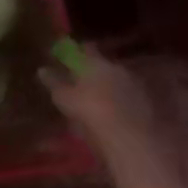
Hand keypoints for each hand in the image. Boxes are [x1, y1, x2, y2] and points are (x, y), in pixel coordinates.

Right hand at [40, 46, 159, 149]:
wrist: (130, 138)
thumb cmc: (90, 112)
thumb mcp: (65, 98)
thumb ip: (54, 82)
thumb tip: (42, 70)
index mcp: (97, 63)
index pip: (86, 49)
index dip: (76, 51)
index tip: (66, 57)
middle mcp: (117, 68)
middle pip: (103, 64)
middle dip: (92, 70)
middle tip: (79, 81)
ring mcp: (134, 85)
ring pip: (116, 80)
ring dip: (106, 86)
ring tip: (95, 99)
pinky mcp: (145, 103)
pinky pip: (127, 96)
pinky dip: (118, 100)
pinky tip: (111, 112)